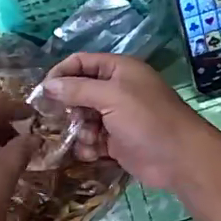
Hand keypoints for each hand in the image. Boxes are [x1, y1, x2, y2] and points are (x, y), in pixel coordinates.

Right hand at [37, 54, 216, 188]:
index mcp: (119, 70)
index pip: (81, 63)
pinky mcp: (117, 142)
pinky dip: (88, 146)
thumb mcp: (111, 97)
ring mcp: (117, 117)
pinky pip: (92, 140)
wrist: (178, 158)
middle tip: (59, 120)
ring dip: (78, 130)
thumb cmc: (147, 120)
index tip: (43, 92)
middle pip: (79, 92)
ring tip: (87, 138)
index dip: (61, 74)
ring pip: (83, 119)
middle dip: (69, 107)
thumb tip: (48, 86)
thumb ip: (78, 89)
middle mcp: (117, 90)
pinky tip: (93, 153)